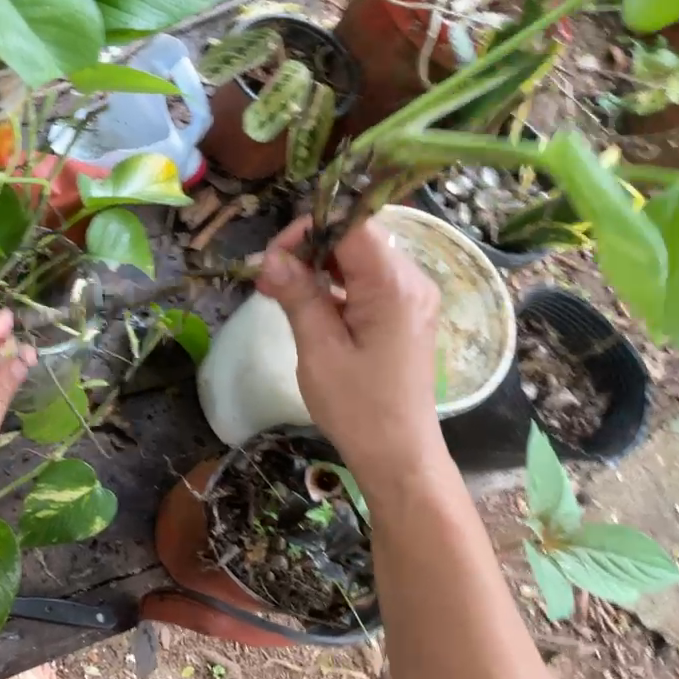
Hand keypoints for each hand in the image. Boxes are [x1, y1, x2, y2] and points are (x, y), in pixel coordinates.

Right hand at [256, 216, 444, 482]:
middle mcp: (411, 281)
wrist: (397, 452)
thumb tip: (271, 259)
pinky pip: (366, 284)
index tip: (271, 260)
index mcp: (394, 286)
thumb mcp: (319, 349)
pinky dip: (333, 287)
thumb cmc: (357, 406)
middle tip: (267, 281)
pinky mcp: (403, 315)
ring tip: (279, 294)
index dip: (307, 231)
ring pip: (358, 261)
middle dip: (307, 251)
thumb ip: (299, 296)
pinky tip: (307, 307)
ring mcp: (410, 298)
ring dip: (317, 269)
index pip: (351, 226)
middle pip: (355, 240)